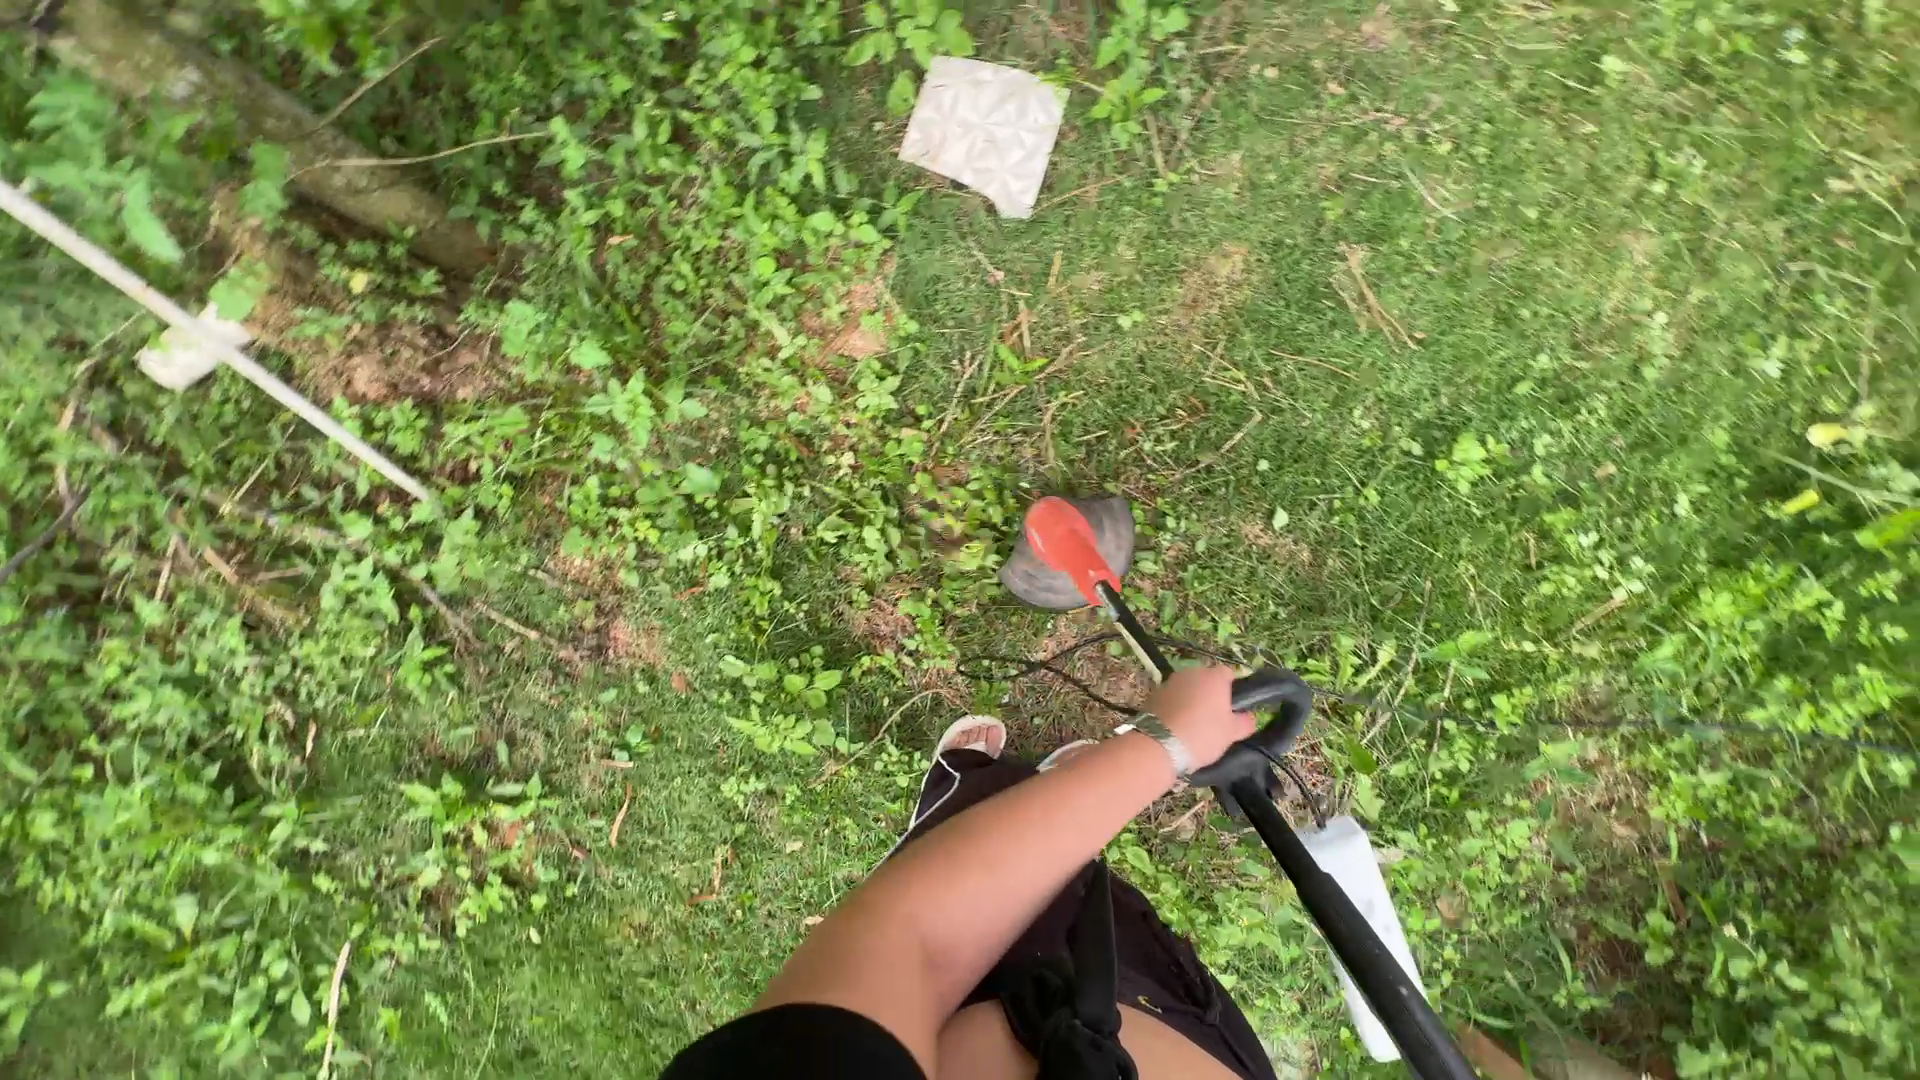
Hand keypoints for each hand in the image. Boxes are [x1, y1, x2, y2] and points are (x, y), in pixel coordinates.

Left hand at [1143, 665, 1254, 769]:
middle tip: (1214, 715)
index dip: (1231, 687)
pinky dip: (1174, 705)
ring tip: (1193, 722)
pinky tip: (1176, 724)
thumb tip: (1248, 717)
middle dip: (1209, 692)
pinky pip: (1170, 696)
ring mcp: (1169, 682)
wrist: (1160, 744)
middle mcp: (1191, 673)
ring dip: (1190, 698)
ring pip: (1186, 687)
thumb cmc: (1203, 734)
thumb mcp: (1231, 733)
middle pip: (1204, 678)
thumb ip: (1244, 722)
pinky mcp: (1153, 694)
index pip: (1227, 673)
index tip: (1231, 705)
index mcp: (1213, 677)